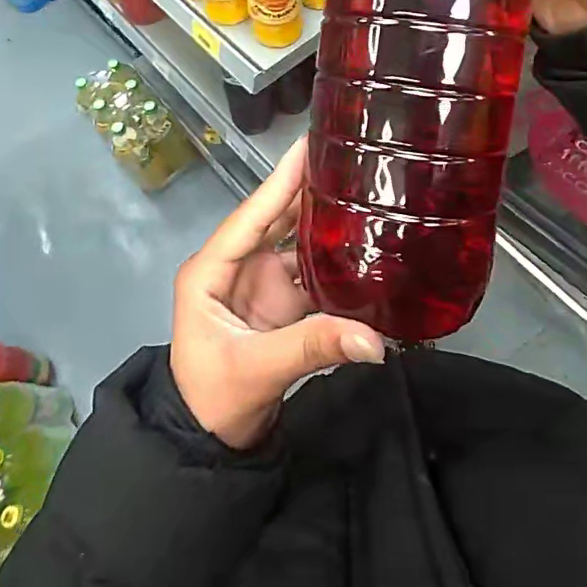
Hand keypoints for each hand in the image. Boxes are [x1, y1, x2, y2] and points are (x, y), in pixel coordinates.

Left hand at [169, 137, 384, 449]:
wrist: (210, 441)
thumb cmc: (212, 398)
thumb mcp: (256, 369)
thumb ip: (313, 348)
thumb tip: (376, 340)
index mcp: (211, 270)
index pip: (250, 216)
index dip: (279, 181)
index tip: (306, 145)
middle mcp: (236, 266)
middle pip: (274, 220)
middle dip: (305, 190)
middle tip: (346, 157)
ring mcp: (261, 284)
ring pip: (295, 243)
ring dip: (324, 221)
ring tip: (363, 192)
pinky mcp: (281, 304)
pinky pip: (311, 273)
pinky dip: (334, 260)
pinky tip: (363, 244)